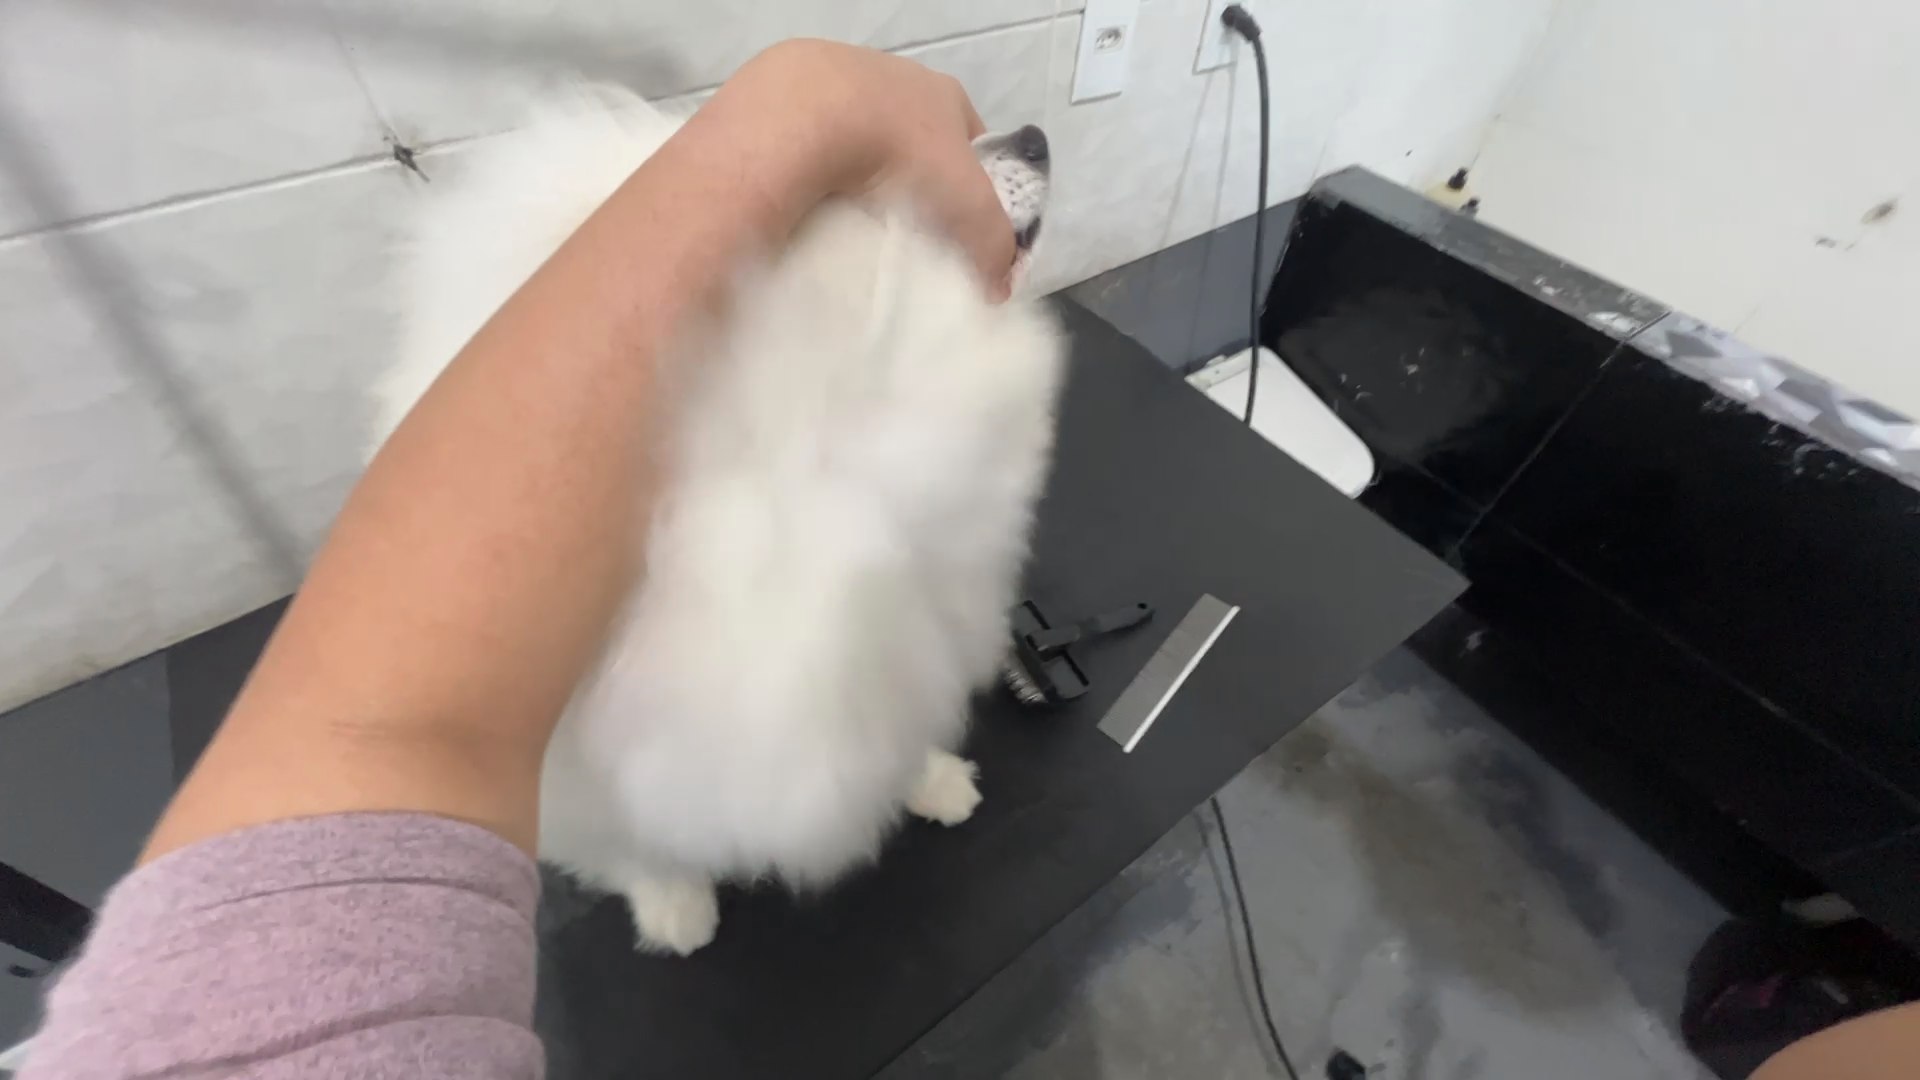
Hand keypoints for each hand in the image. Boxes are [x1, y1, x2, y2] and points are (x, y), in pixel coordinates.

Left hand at [689, 40, 1018, 299]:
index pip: (976, 148)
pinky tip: (837, 221)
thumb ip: (995, 246)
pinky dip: (837, 192)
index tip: (970, 233)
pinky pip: (831, 164)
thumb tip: (1000, 288)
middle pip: (925, 153)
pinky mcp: (802, 116)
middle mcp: (899, 86)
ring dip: (878, 195)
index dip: (980, 191)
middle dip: (927, 197)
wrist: (812, 119)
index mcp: (947, 96)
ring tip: (877, 238)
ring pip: (875, 158)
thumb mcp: (972, 206)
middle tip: (924, 243)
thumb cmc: (909, 153)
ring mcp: (846, 97)